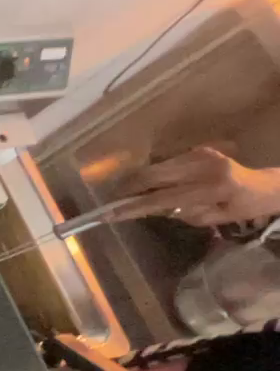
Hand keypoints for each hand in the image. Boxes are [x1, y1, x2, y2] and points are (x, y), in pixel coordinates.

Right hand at [124, 147, 279, 226]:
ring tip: (129, 195)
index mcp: (214, 188)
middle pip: (152, 175)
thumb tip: (143, 208)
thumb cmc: (234, 209)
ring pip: (153, 168)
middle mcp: (208, 167)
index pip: (160, 198)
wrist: (263, 186)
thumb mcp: (205, 219)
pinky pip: (162, 164)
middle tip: (112, 201)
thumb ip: (174, 212)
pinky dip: (151, 176)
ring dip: (137, 182)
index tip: (106, 215)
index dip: (131, 207)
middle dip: (127, 189)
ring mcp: (203, 155)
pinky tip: (150, 185)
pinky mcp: (198, 151)